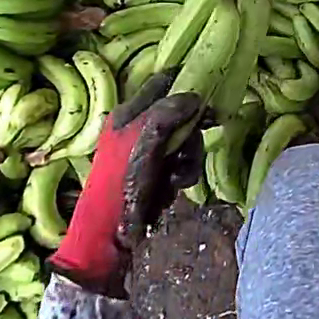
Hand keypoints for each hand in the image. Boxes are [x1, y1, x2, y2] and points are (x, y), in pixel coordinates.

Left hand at [49, 72, 202, 296]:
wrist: (108, 236)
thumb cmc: (122, 182)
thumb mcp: (145, 139)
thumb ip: (169, 112)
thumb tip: (195, 96)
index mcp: (129, 113)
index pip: (162, 83)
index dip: (185, 81)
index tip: (210, 88)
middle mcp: (138, 129)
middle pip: (181, 115)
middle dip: (191, 133)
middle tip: (195, 145)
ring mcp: (147, 153)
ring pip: (185, 143)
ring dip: (187, 162)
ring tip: (175, 180)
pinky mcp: (155, 176)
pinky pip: (180, 167)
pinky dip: (180, 178)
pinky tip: (171, 190)